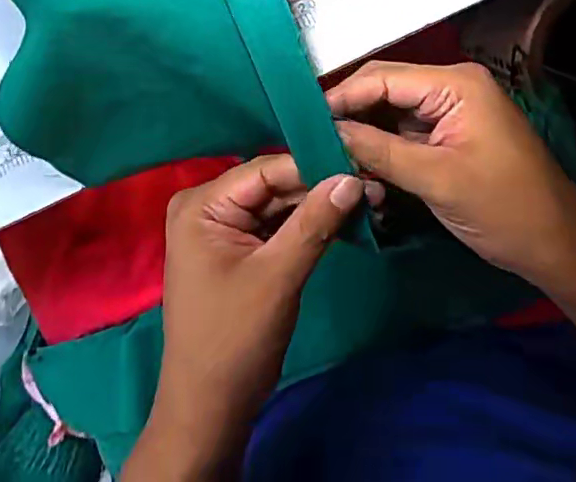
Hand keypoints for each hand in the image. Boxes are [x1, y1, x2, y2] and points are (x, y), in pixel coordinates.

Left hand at [129, 156, 363, 478]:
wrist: (210, 410)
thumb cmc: (235, 340)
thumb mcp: (278, 276)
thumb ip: (314, 223)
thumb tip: (352, 178)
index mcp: (202, 204)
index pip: (265, 170)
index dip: (313, 166)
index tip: (361, 165)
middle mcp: (207, 207)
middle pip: (273, 185)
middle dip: (321, 187)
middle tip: (373, 186)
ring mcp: (221, 228)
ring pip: (279, 205)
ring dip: (319, 207)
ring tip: (370, 202)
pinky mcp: (237, 249)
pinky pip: (276, 227)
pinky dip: (308, 227)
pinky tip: (345, 222)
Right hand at [329, 61, 575, 286]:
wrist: (561, 248)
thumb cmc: (505, 210)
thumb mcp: (437, 180)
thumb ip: (379, 150)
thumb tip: (329, 132)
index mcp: (455, 84)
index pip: (382, 78)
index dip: (341, 97)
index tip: (304, 122)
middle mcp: (451, 86)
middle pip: (384, 88)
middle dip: (350, 112)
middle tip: (311, 138)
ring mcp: (451, 109)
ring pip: (391, 110)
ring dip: (363, 131)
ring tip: (329, 153)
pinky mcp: (450, 133)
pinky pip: (405, 130)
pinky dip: (382, 145)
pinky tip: (358, 163)